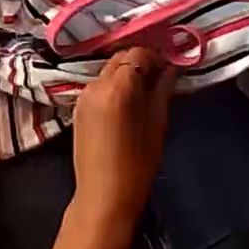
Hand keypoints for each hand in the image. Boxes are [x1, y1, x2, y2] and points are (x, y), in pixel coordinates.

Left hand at [68, 46, 175, 244]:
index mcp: (118, 87)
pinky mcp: (77, 108)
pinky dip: (113, 86)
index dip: (155, 57)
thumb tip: (171, 69)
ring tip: (143, 93)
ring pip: (108, 71)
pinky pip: (98, 86)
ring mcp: (83, 95)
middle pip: (120, 58)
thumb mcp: (157, 123)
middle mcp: (96, 84)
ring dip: (126, 74)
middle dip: (140, 63)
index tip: (168, 69)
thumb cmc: (137, 163)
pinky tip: (125, 104)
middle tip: (159, 79)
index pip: (137, 53)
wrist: (103, 195)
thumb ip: (162, 90)